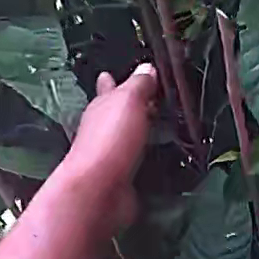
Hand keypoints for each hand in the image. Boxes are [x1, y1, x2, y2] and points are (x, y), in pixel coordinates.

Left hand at [46, 64, 158, 236]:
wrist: (100, 191)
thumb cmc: (112, 140)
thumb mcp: (129, 102)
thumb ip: (139, 85)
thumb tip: (147, 67)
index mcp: (102, 107)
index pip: (108, 88)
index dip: (113, 81)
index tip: (114, 74)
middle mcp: (102, 131)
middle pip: (116, 115)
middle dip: (127, 108)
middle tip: (149, 102)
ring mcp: (111, 158)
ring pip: (127, 139)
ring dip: (139, 134)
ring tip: (158, 128)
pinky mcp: (121, 180)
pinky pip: (137, 164)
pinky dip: (145, 159)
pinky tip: (156, 159)